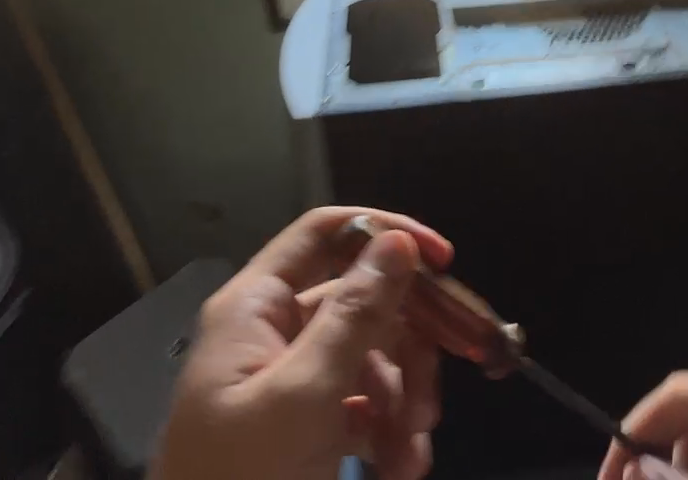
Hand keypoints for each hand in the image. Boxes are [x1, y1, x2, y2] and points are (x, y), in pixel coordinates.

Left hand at [154, 207, 453, 479]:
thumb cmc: (244, 479)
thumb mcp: (304, 396)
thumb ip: (354, 315)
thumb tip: (398, 240)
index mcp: (257, 305)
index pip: (324, 232)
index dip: (383, 231)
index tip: (442, 261)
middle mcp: (274, 329)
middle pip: (360, 300)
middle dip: (406, 344)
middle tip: (434, 389)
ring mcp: (291, 379)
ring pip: (371, 355)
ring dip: (404, 400)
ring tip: (411, 453)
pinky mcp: (306, 424)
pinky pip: (363, 403)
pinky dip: (389, 431)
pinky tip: (400, 468)